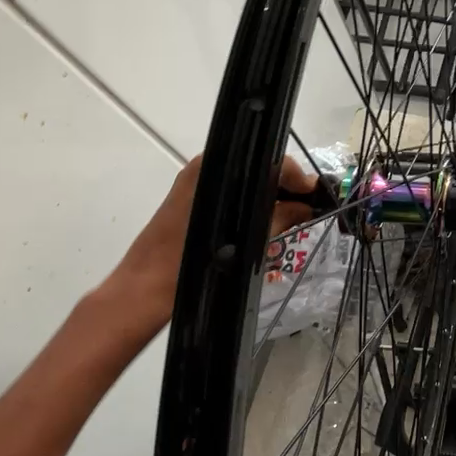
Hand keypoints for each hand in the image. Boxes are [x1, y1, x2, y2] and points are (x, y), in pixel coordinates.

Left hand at [101, 154, 318, 331]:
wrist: (140, 294)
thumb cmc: (187, 266)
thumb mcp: (244, 241)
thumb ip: (279, 217)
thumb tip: (307, 206)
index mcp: (217, 167)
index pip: (271, 161)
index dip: (298, 178)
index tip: (316, 197)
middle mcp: (206, 167)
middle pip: (260, 169)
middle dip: (286, 189)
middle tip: (306, 212)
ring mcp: (197, 184)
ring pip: (247, 184)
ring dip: (269, 200)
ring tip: (290, 222)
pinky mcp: (192, 202)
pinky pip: (232, 195)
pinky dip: (250, 207)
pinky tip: (264, 227)